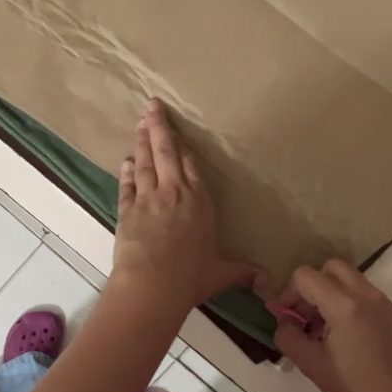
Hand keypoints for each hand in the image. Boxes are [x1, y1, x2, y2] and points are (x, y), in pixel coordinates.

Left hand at [113, 100, 262, 309]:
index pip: (192, 168)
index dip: (185, 150)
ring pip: (145, 164)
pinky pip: (127, 186)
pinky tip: (125, 161)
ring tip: (140, 123)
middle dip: (160, 128)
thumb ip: (240, 272)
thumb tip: (266, 281)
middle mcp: (174, 194)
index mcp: (200, 203)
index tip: (180, 135)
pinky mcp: (126, 212)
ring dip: (142, 142)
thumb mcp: (220, 274)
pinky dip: (126, 173)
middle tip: (152, 106)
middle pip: (166, 154)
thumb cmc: (189, 278)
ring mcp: (147, 200)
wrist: (151, 285)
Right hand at [270, 260, 391, 391]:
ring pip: (346, 279)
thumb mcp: (310, 365)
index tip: (283, 318)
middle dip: (309, 286)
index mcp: (345, 306)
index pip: (306, 276)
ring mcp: (382, 303)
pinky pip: (360, 293)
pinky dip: (342, 302)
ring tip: (317, 329)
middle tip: (300, 316)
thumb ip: (287, 336)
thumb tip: (283, 321)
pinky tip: (337, 335)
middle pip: (330, 268)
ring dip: (325, 294)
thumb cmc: (355, 388)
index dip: (287, 293)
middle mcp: (366, 295)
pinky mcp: (390, 314)